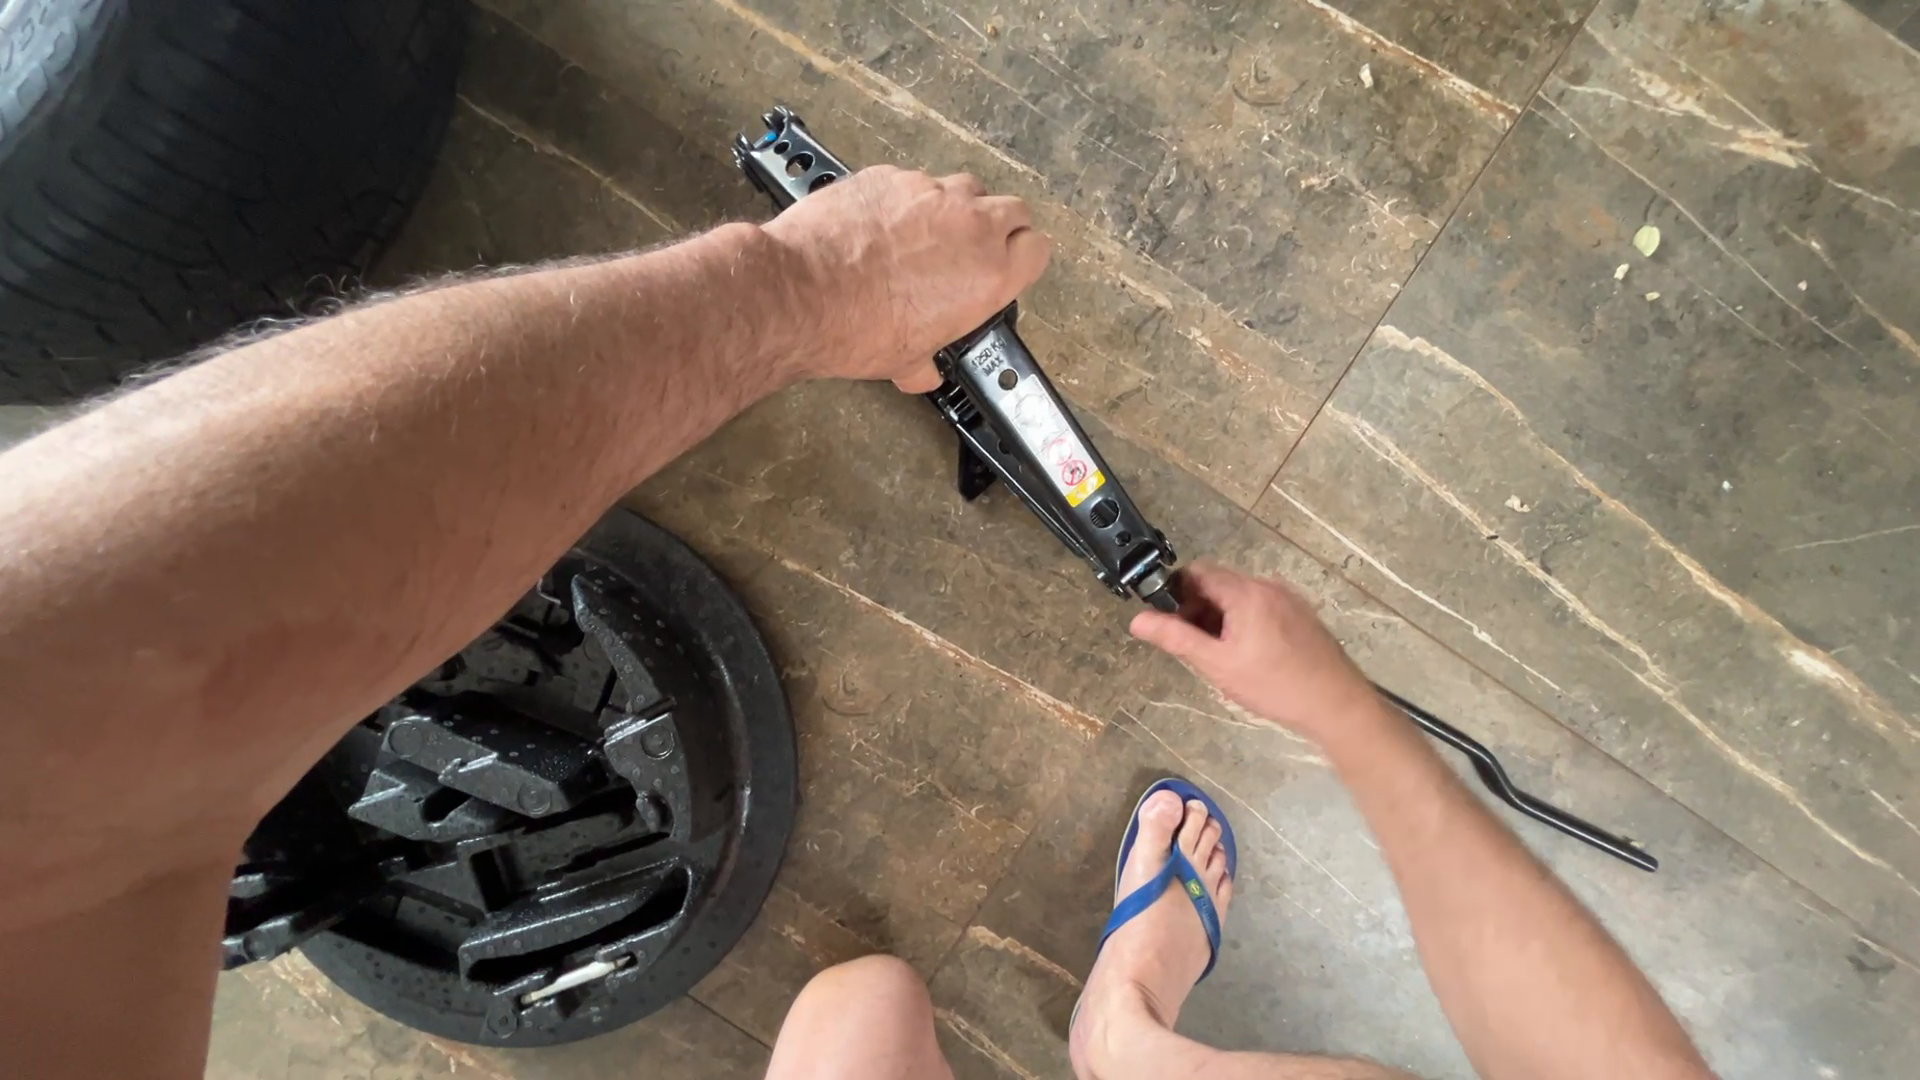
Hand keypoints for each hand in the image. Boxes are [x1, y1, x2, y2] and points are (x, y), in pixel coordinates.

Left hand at [761, 166, 1049, 391]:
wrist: (802, 294)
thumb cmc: (857, 329)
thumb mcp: (906, 360)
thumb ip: (926, 362)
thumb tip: (923, 371)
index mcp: (989, 275)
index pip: (1037, 249)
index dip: (1024, 258)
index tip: (1011, 267)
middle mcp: (969, 226)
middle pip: (1013, 210)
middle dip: (999, 228)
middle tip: (974, 251)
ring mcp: (930, 193)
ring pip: (964, 189)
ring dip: (956, 210)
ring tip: (928, 238)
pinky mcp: (890, 176)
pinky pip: (913, 183)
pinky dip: (907, 202)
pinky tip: (883, 227)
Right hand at [1129, 561, 1385, 747]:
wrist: (1337, 706)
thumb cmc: (1273, 685)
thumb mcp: (1216, 664)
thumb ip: (1175, 638)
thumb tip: (1137, 620)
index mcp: (1245, 592)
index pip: (1197, 572)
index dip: (1175, 592)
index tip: (1170, 621)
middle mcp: (1267, 586)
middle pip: (1218, 582)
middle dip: (1197, 607)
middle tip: (1193, 643)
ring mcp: (1288, 599)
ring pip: (1239, 595)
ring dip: (1220, 616)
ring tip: (1220, 653)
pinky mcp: (1301, 614)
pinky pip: (1260, 605)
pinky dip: (1243, 620)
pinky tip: (1247, 653)